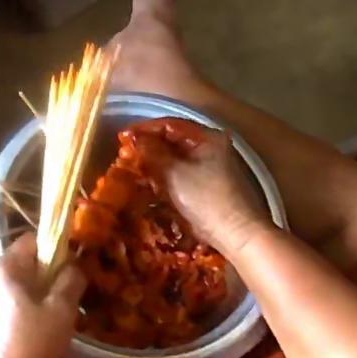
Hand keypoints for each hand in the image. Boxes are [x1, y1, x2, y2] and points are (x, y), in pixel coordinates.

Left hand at [0, 236, 85, 357]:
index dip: (56, 245)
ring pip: (24, 272)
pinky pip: (17, 286)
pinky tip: (49, 310)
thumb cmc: (35, 339)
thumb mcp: (61, 307)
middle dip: (52, 266)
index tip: (74, 263)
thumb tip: (75, 262)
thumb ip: (71, 278)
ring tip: (64, 300)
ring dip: (45, 281)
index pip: (32, 238)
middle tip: (73, 283)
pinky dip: (34, 292)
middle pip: (28, 255)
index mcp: (5, 265)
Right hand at [133, 122, 275, 255]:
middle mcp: (208, 147)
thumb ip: (151, 151)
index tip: (122, 136)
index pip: (169, 124)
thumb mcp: (173, 172)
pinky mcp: (203, 182)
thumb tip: (132, 137)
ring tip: (131, 166)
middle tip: (124, 152)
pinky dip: (161, 173)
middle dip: (146, 145)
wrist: (234, 232)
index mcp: (206, 138)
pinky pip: (177, 171)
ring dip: (152, 161)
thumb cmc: (205, 197)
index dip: (144, 128)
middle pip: (170, 140)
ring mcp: (206, 165)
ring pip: (172, 156)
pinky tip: (147, 180)